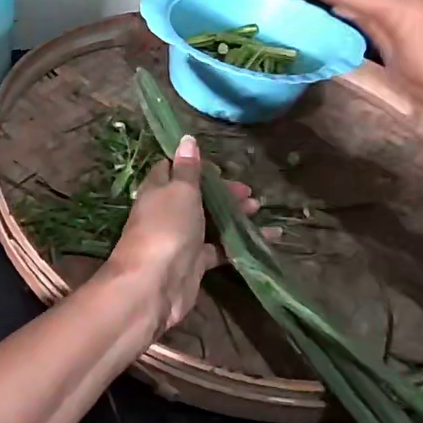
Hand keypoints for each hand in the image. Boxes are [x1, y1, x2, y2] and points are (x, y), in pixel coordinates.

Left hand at [103, 134, 257, 335]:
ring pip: (210, 220)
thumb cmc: (166, 228)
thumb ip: (187, 168)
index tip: (219, 166)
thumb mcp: (180, 190)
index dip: (195, 165)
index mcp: (158, 189)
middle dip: (222, 191)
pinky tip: (267, 237)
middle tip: (247, 191)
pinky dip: (242, 242)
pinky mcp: (195, 261)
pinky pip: (222, 247)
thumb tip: (186, 139)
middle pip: (196, 195)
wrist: (155, 284)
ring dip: (234, 214)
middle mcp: (167, 211)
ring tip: (257, 208)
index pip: (173, 169)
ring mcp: (181, 237)